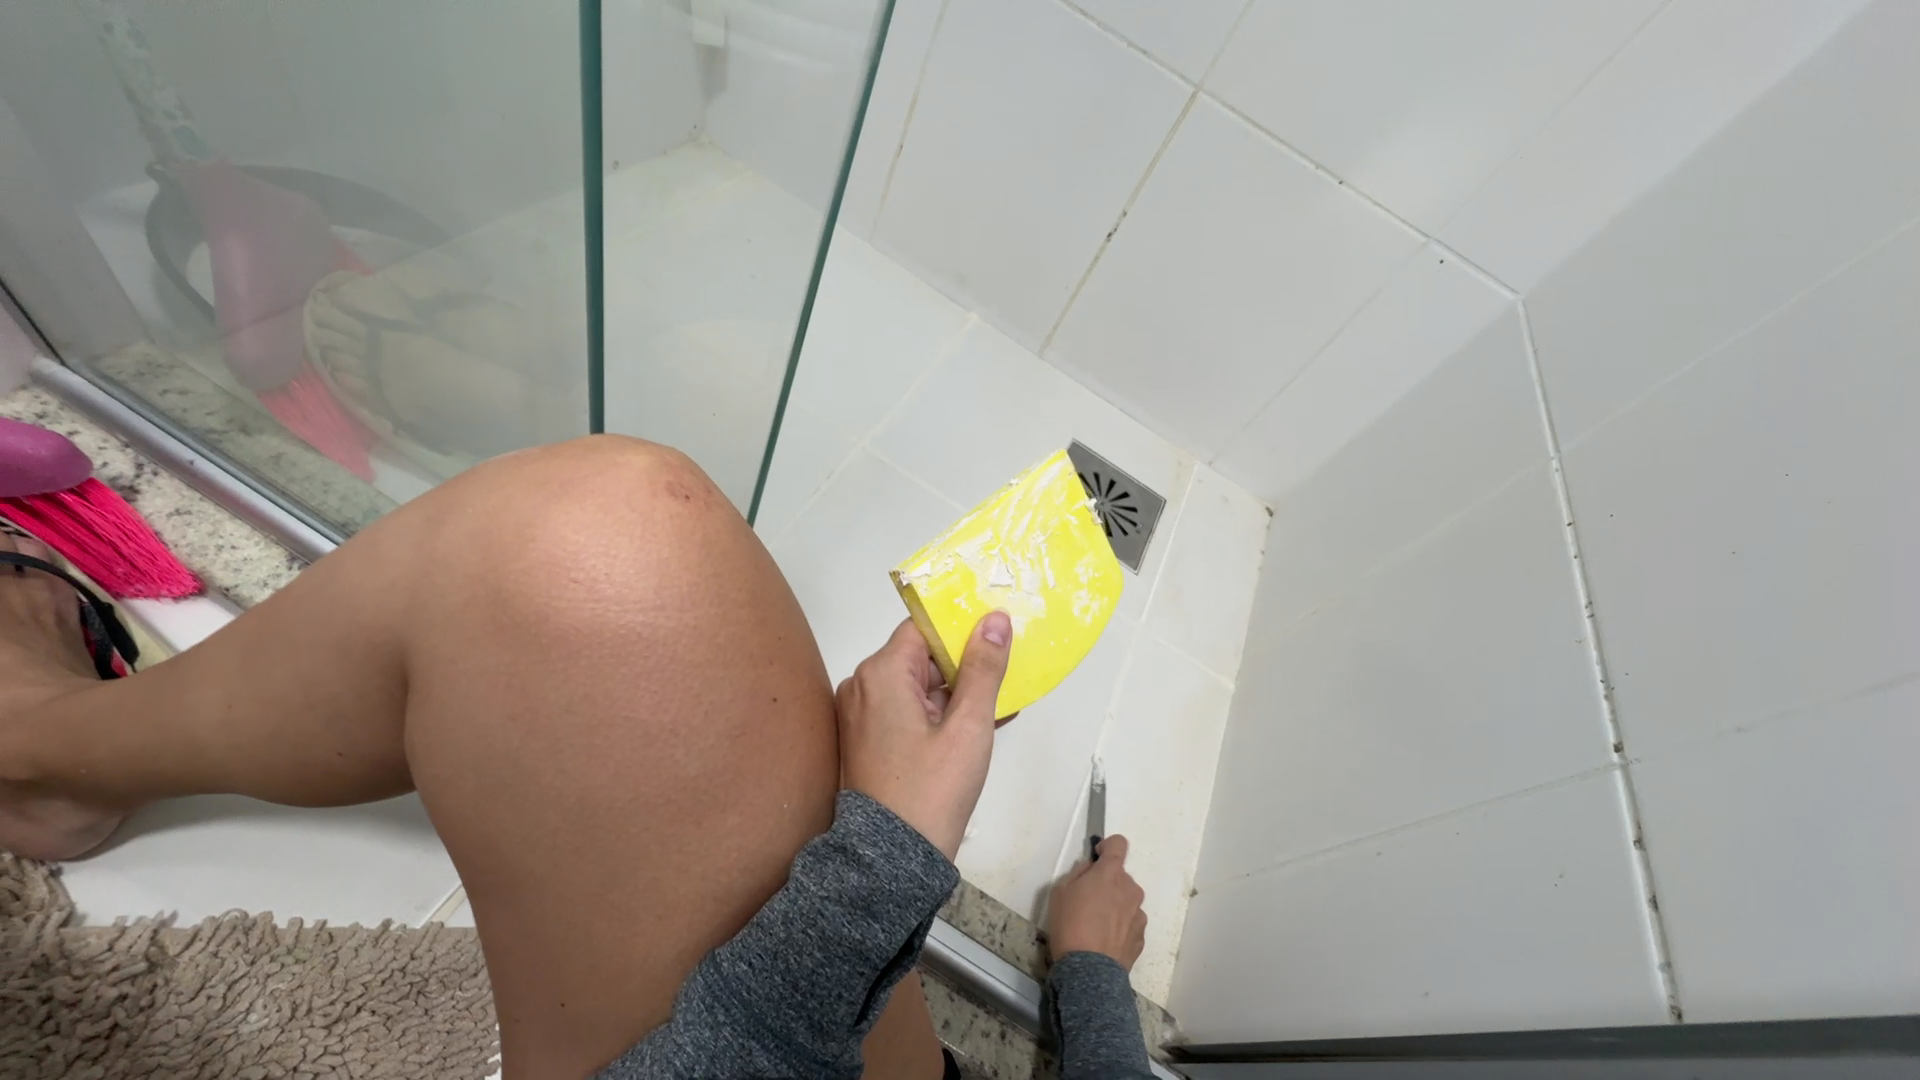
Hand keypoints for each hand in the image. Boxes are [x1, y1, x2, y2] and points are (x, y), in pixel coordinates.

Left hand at [836, 614, 1011, 859]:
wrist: (891, 862)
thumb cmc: (932, 790)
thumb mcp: (968, 727)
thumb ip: (983, 668)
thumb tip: (996, 619)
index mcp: (880, 674)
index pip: (922, 629)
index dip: (960, 630)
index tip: (996, 637)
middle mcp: (861, 686)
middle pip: (919, 657)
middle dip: (962, 666)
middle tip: (1005, 676)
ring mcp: (859, 714)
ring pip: (915, 686)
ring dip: (954, 693)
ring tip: (999, 706)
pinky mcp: (864, 738)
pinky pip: (905, 711)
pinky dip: (936, 714)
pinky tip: (974, 727)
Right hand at [1046, 835, 1146, 969]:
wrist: (1088, 971)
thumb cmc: (1070, 925)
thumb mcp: (1060, 891)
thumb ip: (1078, 873)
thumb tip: (1090, 869)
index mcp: (1111, 873)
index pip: (1119, 843)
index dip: (1107, 846)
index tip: (1097, 858)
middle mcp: (1130, 888)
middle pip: (1120, 876)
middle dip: (1107, 882)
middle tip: (1088, 900)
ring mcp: (1139, 914)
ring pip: (1127, 899)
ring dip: (1116, 904)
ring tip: (1097, 925)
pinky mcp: (1142, 937)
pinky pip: (1130, 922)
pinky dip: (1121, 926)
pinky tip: (1105, 940)